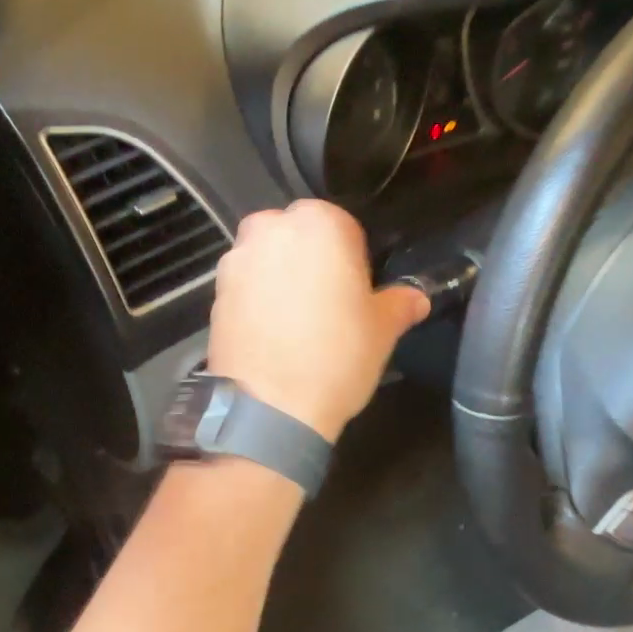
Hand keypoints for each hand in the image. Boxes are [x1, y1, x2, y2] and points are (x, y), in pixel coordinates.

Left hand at [207, 200, 428, 440]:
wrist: (271, 408)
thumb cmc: (337, 357)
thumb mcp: (383, 331)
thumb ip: (400, 304)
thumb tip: (416, 298)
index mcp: (320, 223)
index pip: (345, 228)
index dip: (354, 262)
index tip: (357, 294)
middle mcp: (272, 229)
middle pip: (300, 237)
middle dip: (313, 263)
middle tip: (328, 308)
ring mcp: (237, 259)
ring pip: (269, 260)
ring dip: (282, 280)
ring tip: (298, 326)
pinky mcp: (215, 293)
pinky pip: (246, 288)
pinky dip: (258, 303)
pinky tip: (273, 338)